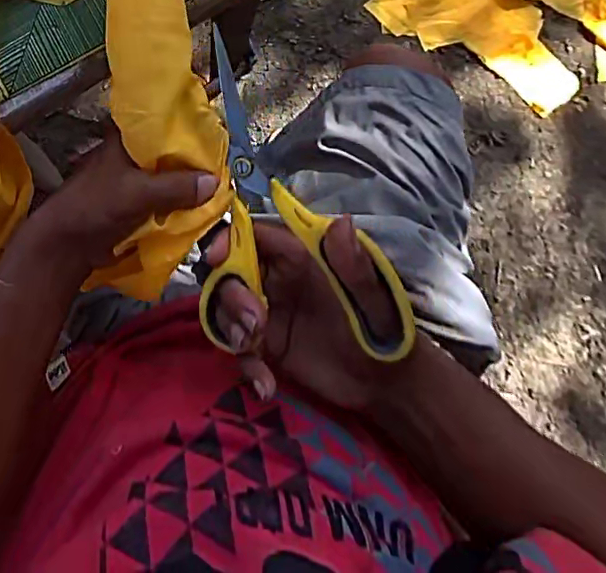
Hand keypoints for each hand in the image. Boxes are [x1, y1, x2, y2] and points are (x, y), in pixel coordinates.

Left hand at [15, 126, 217, 284]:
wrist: (67, 246)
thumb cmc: (94, 207)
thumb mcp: (137, 194)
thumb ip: (175, 187)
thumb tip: (213, 182)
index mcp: (128, 136)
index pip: (166, 122)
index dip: (192, 129)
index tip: (219, 140)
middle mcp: (135, 151)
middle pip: (174, 151)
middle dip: (197, 162)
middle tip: (225, 170)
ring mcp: (138, 176)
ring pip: (173, 175)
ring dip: (192, 185)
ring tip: (219, 190)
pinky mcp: (140, 199)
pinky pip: (169, 196)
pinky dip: (183, 202)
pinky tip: (202, 207)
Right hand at [205, 215, 412, 411]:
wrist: (389, 383)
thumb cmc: (385, 329)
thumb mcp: (373, 298)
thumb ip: (353, 264)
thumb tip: (341, 221)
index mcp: (300, 256)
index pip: (254, 235)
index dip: (229, 240)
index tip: (216, 260)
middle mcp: (277, 278)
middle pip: (231, 271)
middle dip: (231, 296)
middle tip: (253, 326)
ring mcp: (267, 311)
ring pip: (227, 307)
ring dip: (231, 328)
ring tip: (254, 352)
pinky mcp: (265, 344)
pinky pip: (238, 346)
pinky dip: (245, 365)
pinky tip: (266, 385)